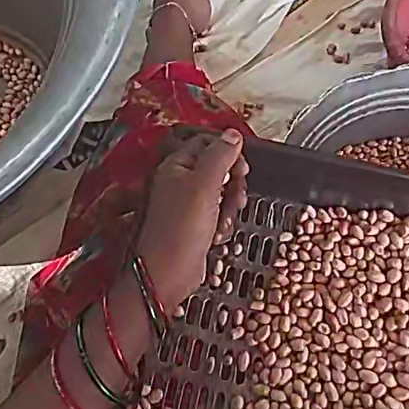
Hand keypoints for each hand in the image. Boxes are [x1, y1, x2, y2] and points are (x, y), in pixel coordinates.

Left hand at [134, 130, 247, 312]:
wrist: (168, 273)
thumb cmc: (179, 229)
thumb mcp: (204, 185)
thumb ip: (220, 156)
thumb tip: (233, 135)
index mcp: (176, 166)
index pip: (206, 144)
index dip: (227, 151)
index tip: (241, 166)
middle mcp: (179, 182)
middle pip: (218, 168)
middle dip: (233, 182)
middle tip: (236, 194)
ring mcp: (187, 205)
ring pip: (221, 193)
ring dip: (230, 204)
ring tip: (224, 218)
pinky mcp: (195, 225)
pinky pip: (218, 215)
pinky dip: (223, 223)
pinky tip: (218, 233)